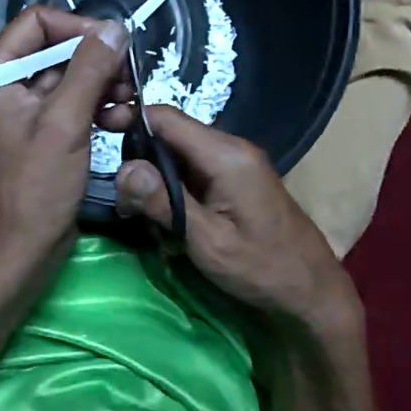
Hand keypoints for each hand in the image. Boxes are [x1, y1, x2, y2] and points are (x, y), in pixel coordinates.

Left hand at [0, 7, 130, 280]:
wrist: (21, 249)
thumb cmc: (35, 187)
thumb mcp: (66, 122)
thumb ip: (89, 69)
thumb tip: (115, 26)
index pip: (38, 22)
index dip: (79, 28)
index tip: (117, 48)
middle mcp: (2, 83)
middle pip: (57, 48)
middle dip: (97, 62)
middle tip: (131, 81)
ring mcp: (21, 108)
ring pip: (69, 76)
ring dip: (103, 86)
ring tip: (130, 104)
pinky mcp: (40, 130)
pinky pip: (71, 103)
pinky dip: (97, 107)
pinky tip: (122, 121)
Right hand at [114, 106, 360, 330]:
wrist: (312, 292)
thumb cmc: (262, 268)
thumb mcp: (207, 241)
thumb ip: (164, 203)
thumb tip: (123, 169)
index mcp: (226, 155)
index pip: (167, 118)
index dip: (130, 118)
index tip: (98, 131)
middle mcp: (231, 150)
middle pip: (170, 136)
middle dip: (141, 164)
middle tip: (125, 203)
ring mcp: (235, 165)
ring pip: (177, 157)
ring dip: (157, 185)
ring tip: (149, 222)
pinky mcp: (234, 182)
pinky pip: (192, 174)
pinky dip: (174, 195)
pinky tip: (172, 228)